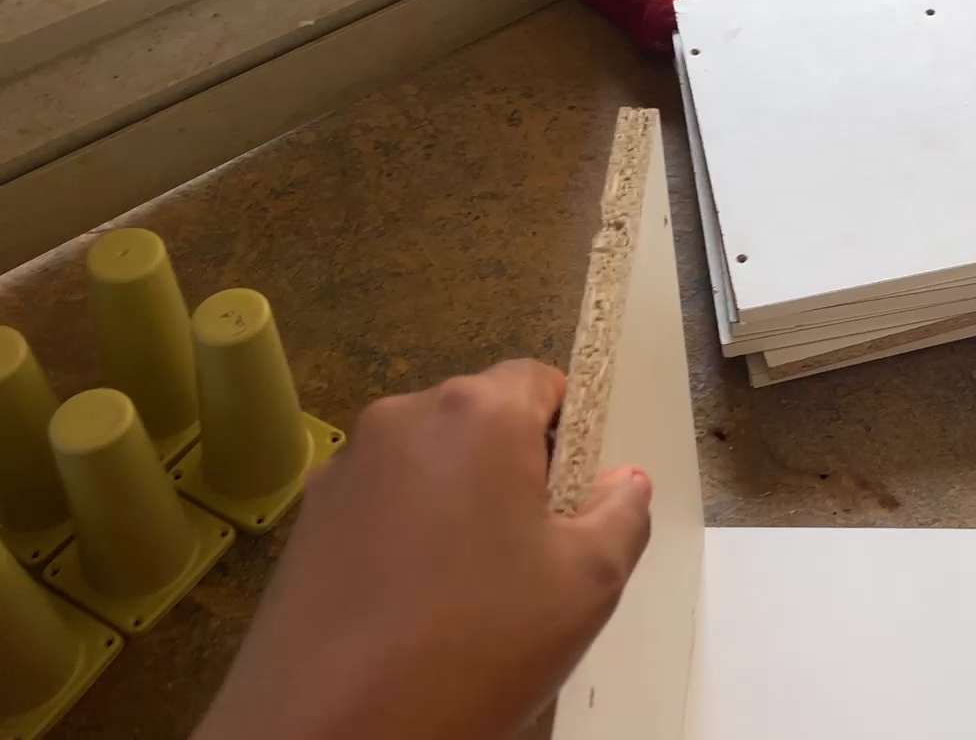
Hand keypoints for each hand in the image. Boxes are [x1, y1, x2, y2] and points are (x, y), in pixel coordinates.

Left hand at [194, 359, 653, 739]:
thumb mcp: (589, 578)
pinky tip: (422, 597)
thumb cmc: (477, 642)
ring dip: (468, 493)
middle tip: (538, 540)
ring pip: (437, 458)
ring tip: (477, 577)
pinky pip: (389, 498)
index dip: (571, 427)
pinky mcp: (303, 526)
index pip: (541, 380)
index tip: (575, 492)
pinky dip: (416, 524)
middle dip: (521, 461)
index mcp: (475, 414)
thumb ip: (624, 510)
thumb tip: (620, 483)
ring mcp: (341, 473)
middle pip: (487, 416)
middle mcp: (401, 421)